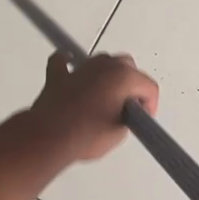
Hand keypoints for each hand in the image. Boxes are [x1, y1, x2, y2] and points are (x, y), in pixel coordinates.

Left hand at [26, 53, 158, 161]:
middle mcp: (104, 65)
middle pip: (127, 66)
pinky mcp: (57, 75)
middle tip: (127, 106)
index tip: (143, 119)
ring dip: (107, 74)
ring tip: (106, 96)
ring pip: (102, 61)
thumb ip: (126, 118)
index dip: (150, 104)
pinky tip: (72, 73)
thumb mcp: (118, 134)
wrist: (47, 138)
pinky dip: (70, 65)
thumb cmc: (87, 136)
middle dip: (132, 83)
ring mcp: (79, 68)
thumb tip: (121, 115)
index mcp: (123, 77)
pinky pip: (64, 62)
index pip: (148, 86)